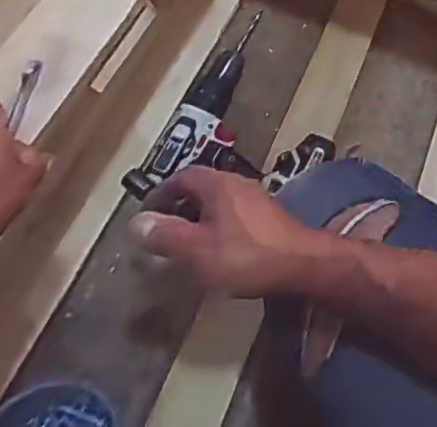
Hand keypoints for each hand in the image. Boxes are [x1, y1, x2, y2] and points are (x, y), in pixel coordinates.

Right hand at [129, 166, 333, 296]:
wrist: (299, 261)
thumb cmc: (245, 254)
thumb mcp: (198, 249)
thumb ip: (167, 235)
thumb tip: (137, 222)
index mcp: (219, 184)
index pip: (184, 175)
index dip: (161, 191)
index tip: (146, 213)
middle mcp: (238, 183)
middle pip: (201, 185)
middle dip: (178, 204)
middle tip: (161, 229)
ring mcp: (255, 196)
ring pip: (218, 198)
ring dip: (197, 214)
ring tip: (182, 241)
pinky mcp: (266, 213)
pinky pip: (232, 210)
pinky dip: (216, 222)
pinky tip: (213, 247)